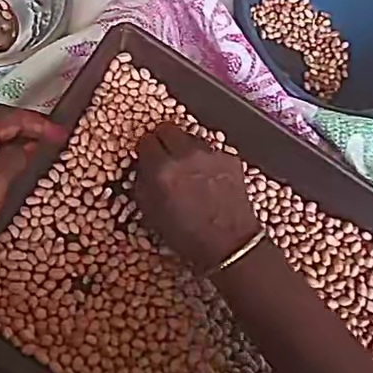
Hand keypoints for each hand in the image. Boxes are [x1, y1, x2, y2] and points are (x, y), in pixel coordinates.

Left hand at [0, 105, 64, 280]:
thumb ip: (17, 156)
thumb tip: (33, 144)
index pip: (11, 116)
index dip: (40, 122)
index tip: (64, 134)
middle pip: (2, 128)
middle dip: (31, 132)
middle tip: (58, 143)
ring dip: (22, 151)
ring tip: (47, 160)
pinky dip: (11, 170)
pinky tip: (23, 181)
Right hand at [131, 123, 262, 270]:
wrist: (229, 244)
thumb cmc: (187, 235)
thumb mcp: (152, 213)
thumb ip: (142, 184)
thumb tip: (142, 168)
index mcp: (162, 169)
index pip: (145, 140)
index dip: (144, 150)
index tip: (146, 158)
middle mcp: (186, 155)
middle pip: (167, 129)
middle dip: (162, 141)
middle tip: (163, 156)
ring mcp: (210, 154)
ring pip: (190, 137)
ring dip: (184, 149)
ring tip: (187, 170)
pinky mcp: (229, 158)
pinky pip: (210, 150)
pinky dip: (205, 159)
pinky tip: (206, 178)